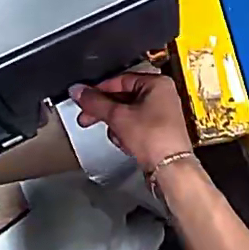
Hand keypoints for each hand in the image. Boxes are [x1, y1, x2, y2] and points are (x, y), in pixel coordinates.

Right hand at [69, 70, 193, 171]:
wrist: (170, 169)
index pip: (121, 80)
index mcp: (157, 83)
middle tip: (87, 117)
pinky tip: (126, 144)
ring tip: (117, 135)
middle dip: (105, 111)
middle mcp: (162, 95)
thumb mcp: (118, 116)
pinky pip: (135, 127)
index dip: (100, 89)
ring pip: (127, 114)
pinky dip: (127, 134)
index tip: (84, 97)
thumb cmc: (154, 138)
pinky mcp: (158, 132)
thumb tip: (78, 91)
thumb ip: (95, 103)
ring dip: (117, 126)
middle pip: (123, 97)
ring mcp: (161, 114)